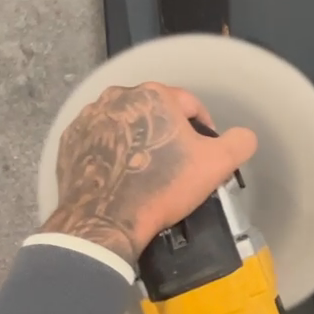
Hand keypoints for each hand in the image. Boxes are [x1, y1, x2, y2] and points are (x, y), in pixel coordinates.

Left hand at [42, 82, 257, 265]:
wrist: (103, 219)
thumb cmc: (162, 186)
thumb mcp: (216, 165)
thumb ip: (239, 142)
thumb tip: (244, 136)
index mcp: (155, 94)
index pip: (190, 105)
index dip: (203, 129)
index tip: (203, 154)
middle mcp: (118, 96)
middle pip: (155, 113)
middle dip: (167, 134)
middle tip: (174, 166)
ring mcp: (89, 117)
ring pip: (126, 124)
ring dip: (138, 140)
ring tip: (146, 172)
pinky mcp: (69, 140)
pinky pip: (99, 141)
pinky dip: (111, 153)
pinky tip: (120, 176)